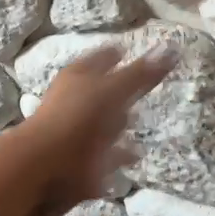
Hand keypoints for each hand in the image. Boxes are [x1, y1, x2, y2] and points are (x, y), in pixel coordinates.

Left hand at [23, 47, 174, 209]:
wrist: (43, 168)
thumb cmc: (77, 120)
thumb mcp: (112, 92)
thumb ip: (140, 74)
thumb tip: (171, 47)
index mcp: (78, 77)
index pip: (101, 58)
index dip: (115, 54)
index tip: (128, 50)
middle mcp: (74, 100)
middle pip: (100, 90)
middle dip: (118, 89)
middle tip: (137, 86)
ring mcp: (75, 130)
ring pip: (100, 122)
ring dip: (117, 123)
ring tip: (135, 122)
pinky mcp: (79, 159)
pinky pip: (104, 153)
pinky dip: (118, 153)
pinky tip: (133, 156)